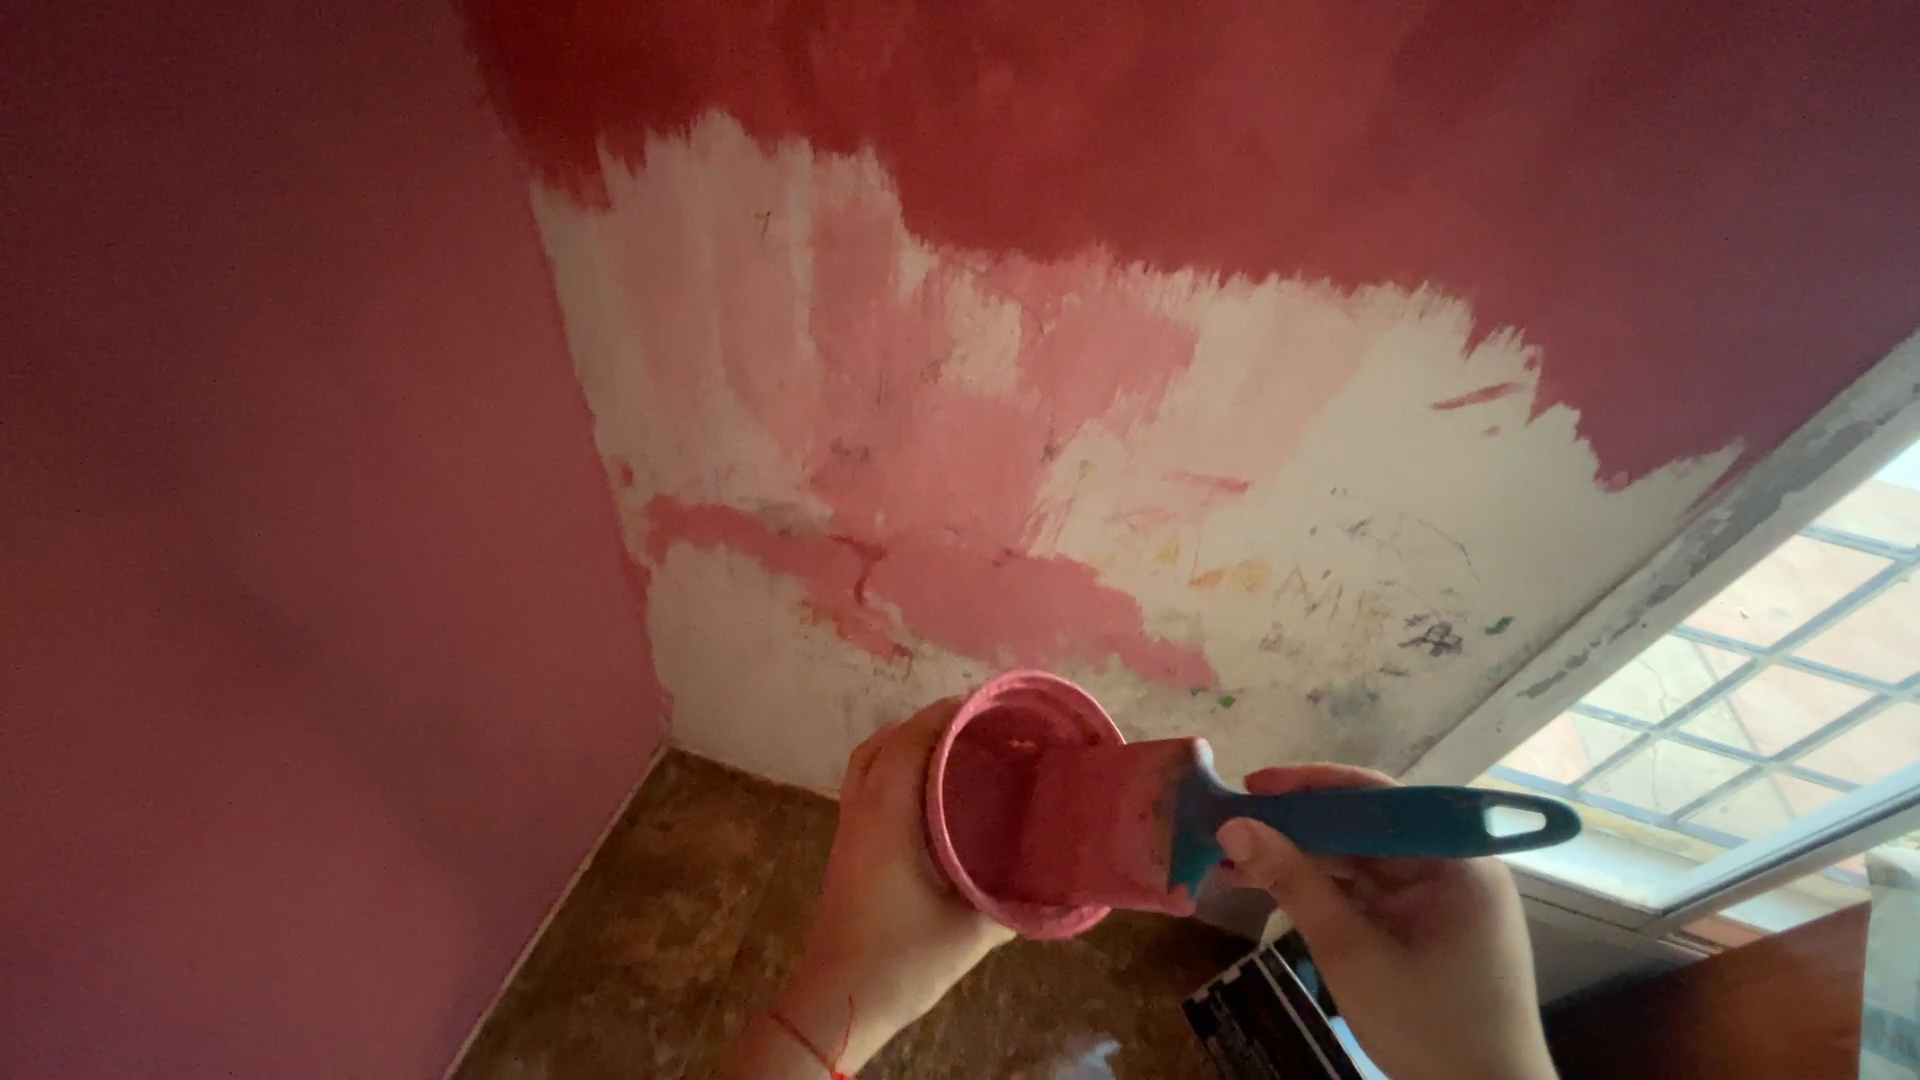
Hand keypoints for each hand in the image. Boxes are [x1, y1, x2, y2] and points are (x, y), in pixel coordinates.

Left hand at [729, 700, 1013, 1076]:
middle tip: (977, 725)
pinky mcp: (846, 840)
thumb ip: (1011, 902)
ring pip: (870, 756)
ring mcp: (848, 823)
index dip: (944, 715)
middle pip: (887, 740)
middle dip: (929, 721)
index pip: (910, 742)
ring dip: (906, 739)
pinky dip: (892, 761)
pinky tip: (926, 786)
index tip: (984, 707)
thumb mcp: (968, 934)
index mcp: (887, 816)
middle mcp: (862, 808)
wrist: (834, 1002)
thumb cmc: (899, 962)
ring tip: (952, 744)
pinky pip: (865, 777)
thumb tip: (1053, 880)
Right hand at [1216, 764, 1557, 1079]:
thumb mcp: (1351, 952)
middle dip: (1293, 823)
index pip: (1376, 796)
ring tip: (1233, 856)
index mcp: (1454, 860)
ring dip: (1295, 853)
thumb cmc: (1429, 1030)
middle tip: (1233, 821)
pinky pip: (1355, 880)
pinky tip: (1263, 880)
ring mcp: (1430, 890)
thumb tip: (1230, 826)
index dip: (1310, 784)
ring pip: (1350, 850)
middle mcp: (1446, 863)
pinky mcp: (1412, 915)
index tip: (1254, 784)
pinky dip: (1311, 880)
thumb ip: (1293, 882)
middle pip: (1359, 820)